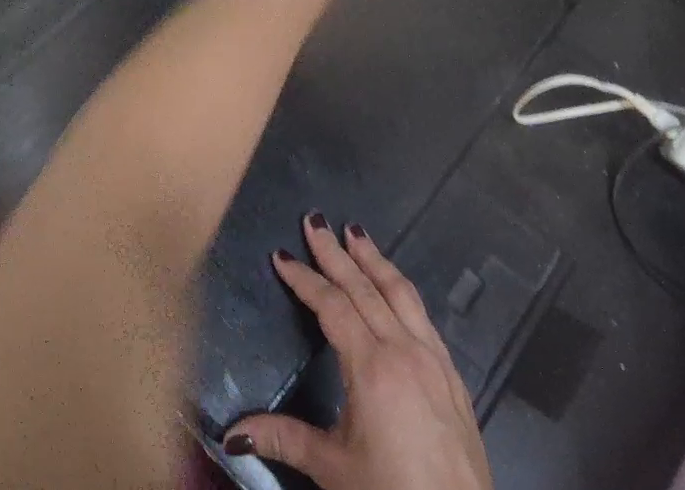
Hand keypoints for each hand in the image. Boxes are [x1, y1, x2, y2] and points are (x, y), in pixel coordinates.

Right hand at [223, 214, 493, 489]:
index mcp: (373, 367)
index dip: (305, 280)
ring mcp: (434, 358)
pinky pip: (422, 315)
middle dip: (336, 253)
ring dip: (374, 259)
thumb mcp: (333, 467)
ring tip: (355, 232)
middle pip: (365, 288)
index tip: (282, 256)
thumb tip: (232, 433)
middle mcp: (405, 350)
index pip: (333, 306)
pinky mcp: (451, 373)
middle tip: (315, 220)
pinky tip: (394, 286)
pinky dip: (401, 289)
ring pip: (401, 293)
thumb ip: (284, 439)